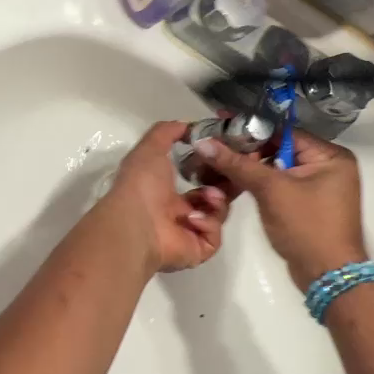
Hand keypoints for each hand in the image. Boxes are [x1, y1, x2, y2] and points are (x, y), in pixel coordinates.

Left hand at [106, 122, 230, 272]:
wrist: (136, 222)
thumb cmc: (141, 183)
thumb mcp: (150, 148)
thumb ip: (166, 132)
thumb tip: (186, 124)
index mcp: (166, 189)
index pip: (199, 179)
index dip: (214, 168)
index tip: (230, 156)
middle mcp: (179, 211)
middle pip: (214, 196)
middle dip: (225, 184)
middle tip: (237, 174)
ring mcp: (189, 231)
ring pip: (218, 214)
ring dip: (216, 202)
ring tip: (207, 197)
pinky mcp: (198, 249)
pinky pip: (214, 235)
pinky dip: (207, 223)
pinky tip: (192, 219)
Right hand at [192, 128, 365, 289]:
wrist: (327, 277)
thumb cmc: (307, 227)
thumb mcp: (271, 190)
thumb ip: (237, 164)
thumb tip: (202, 142)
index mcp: (330, 156)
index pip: (284, 132)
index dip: (251, 128)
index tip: (220, 123)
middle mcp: (327, 166)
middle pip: (279, 148)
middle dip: (246, 149)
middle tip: (213, 144)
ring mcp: (317, 186)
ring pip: (276, 166)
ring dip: (249, 166)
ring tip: (216, 159)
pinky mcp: (306, 203)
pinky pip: (278, 183)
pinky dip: (258, 182)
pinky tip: (232, 178)